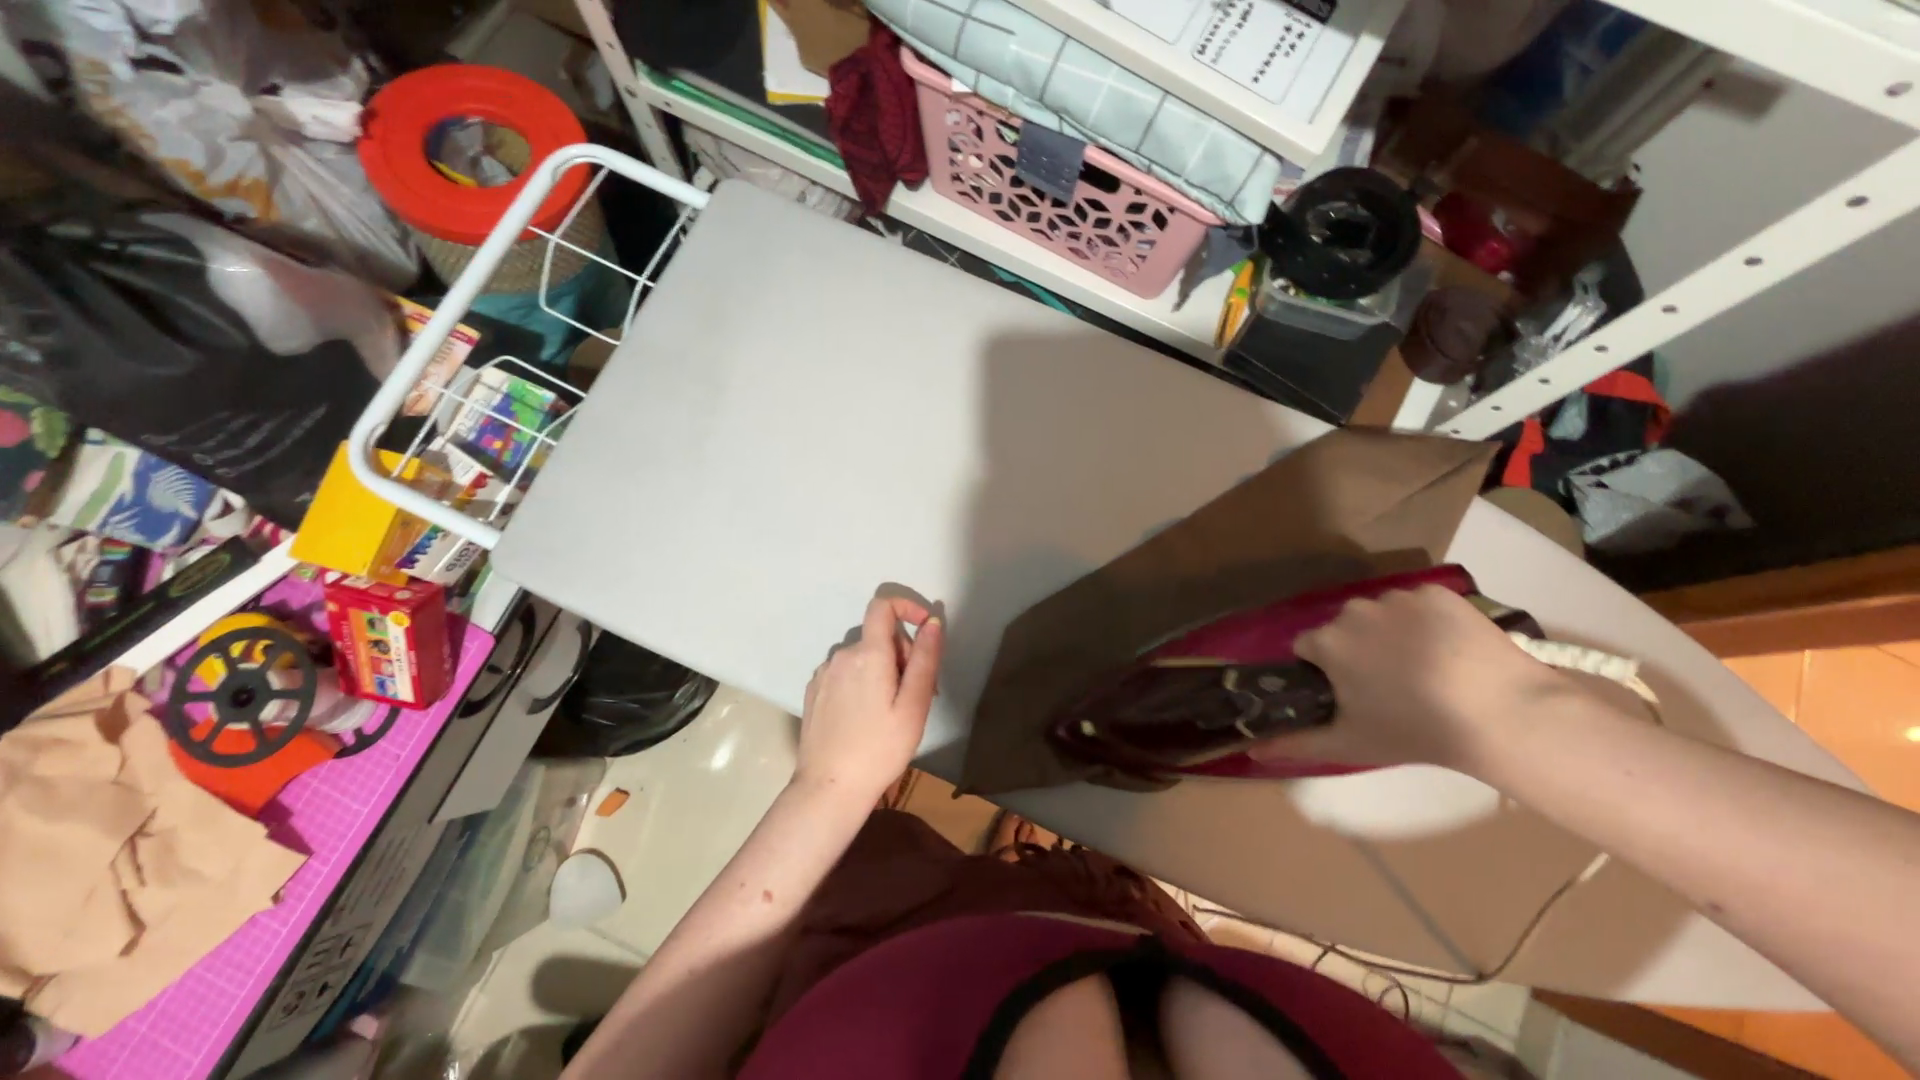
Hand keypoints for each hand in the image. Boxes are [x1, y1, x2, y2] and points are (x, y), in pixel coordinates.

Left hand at [796, 595, 943, 800]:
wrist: (830, 788)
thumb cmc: (880, 749)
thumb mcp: (914, 705)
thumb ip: (925, 659)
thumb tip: (932, 621)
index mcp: (867, 654)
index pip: (883, 605)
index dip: (908, 607)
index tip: (927, 629)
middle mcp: (841, 655)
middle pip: (878, 636)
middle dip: (903, 655)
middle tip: (919, 696)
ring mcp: (823, 674)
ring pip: (862, 657)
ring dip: (883, 671)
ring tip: (894, 712)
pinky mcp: (813, 692)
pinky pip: (845, 673)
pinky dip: (862, 682)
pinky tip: (867, 718)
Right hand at [1248, 584, 1574, 774]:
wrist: (1498, 712)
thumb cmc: (1414, 730)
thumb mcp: (1349, 744)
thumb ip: (1297, 743)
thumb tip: (1252, 750)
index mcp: (1328, 642)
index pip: (1308, 647)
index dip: (1323, 670)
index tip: (1347, 693)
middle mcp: (1355, 610)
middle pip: (1344, 627)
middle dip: (1357, 649)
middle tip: (1388, 686)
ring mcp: (1399, 598)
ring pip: (1381, 614)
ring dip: (1390, 633)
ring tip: (1422, 668)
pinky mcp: (1439, 593)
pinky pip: (1418, 604)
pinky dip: (1426, 622)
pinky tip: (1447, 650)